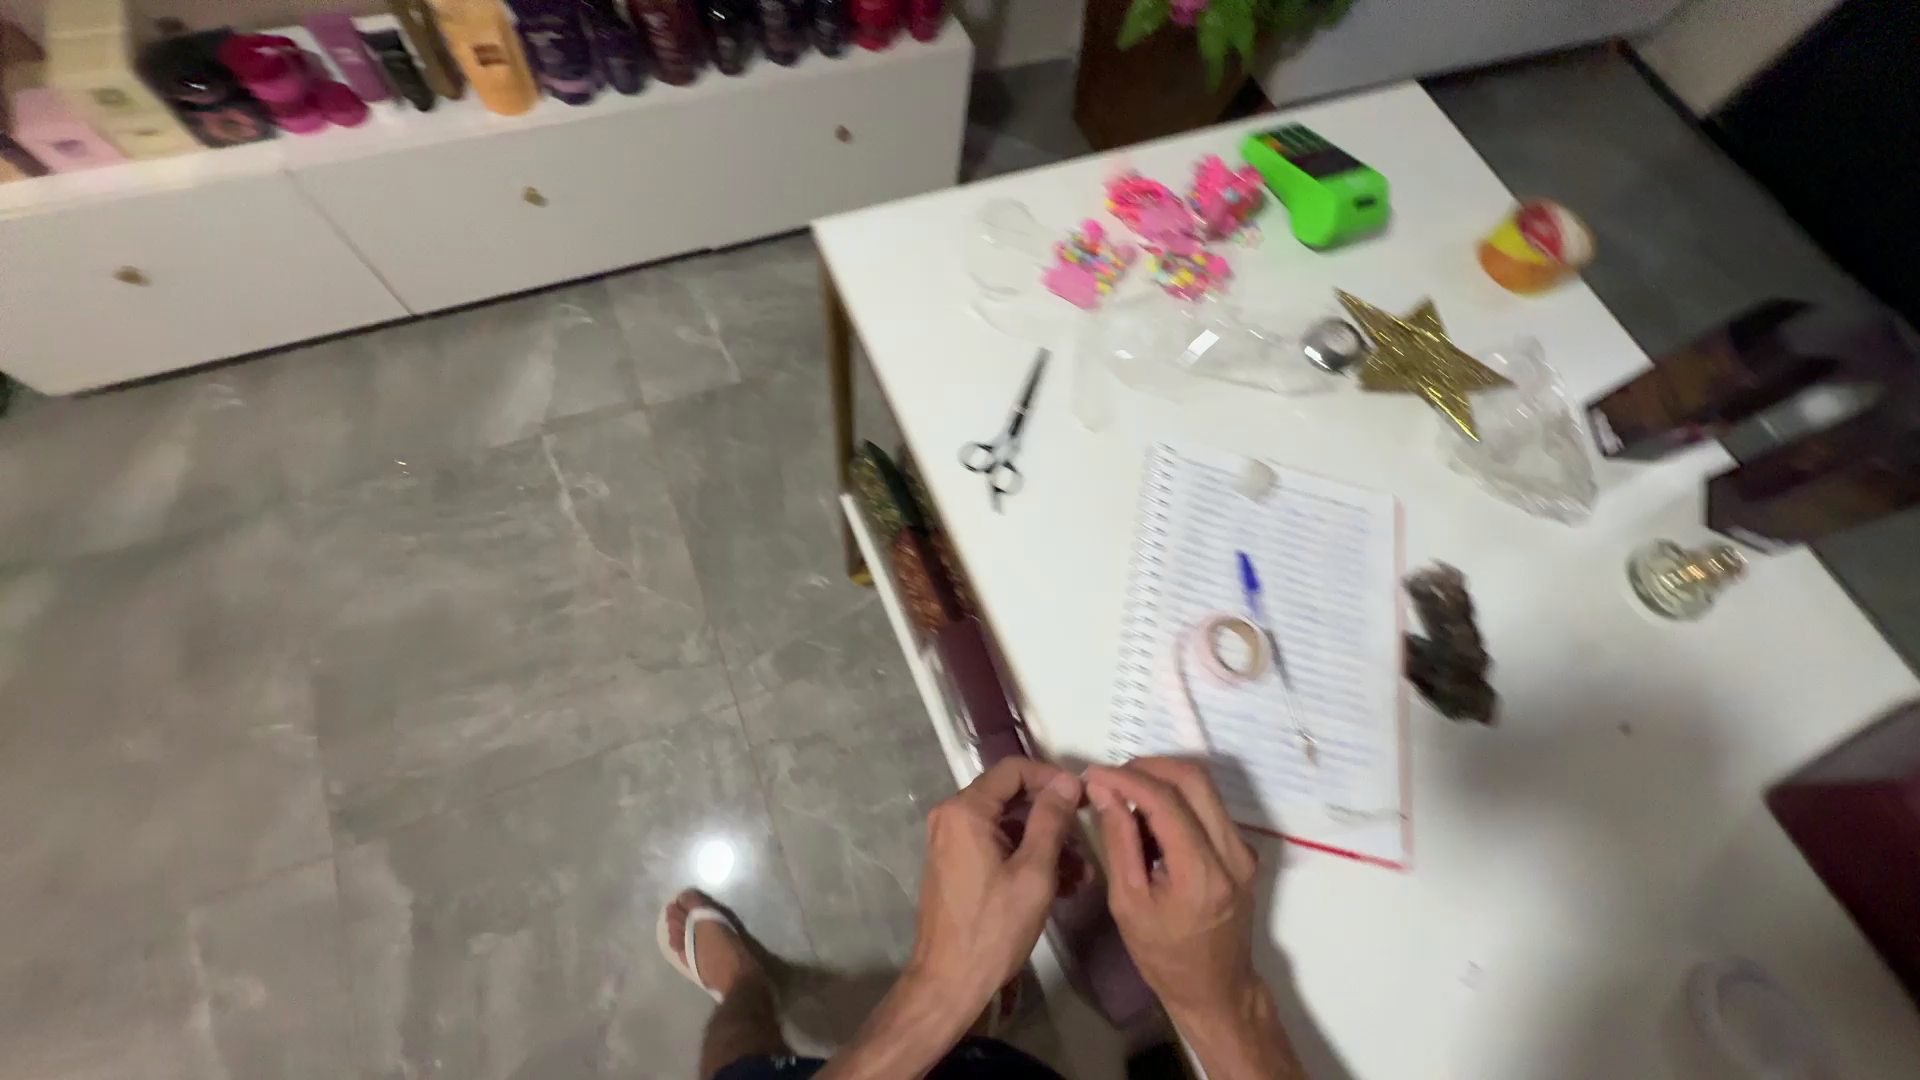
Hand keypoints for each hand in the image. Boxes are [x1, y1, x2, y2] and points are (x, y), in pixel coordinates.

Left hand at [903, 758, 1083, 1015]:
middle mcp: (952, 815)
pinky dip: (1025, 857)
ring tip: (1081, 874)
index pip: (1013, 770)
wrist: (947, 983)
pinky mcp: (956, 862)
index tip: (1082, 797)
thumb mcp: (1033, 873)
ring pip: (1007, 825)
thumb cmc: (993, 928)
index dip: (1051, 777)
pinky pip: (995, 845)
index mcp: (966, 810)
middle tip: (1085, 834)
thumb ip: (1051, 821)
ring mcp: (951, 839)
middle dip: (1051, 815)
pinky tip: (1060, 884)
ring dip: (1044, 842)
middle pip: (1010, 796)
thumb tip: (1068, 781)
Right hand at [1084, 757, 1260, 1021]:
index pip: (1165, 800)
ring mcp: (1242, 849)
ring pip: (1203, 786)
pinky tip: (1148, 817)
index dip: (1126, 778)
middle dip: (1147, 766)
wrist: (1216, 991)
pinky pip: (1207, 804)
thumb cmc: (1164, 955)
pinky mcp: (1242, 848)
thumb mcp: (1127, 902)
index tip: (1093, 774)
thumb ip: (1118, 839)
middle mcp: (1232, 853)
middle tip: (1112, 777)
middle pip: (1193, 778)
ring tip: (1126, 795)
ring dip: (1161, 779)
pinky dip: (1175, 796)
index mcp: (1202, 873)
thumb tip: (1102, 788)